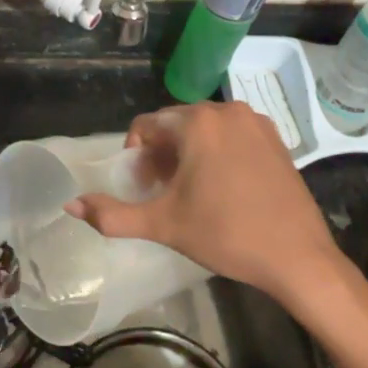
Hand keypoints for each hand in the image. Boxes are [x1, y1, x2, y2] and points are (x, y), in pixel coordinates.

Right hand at [63, 102, 350, 300]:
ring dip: (188, 154)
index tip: (143, 188)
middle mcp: (226, 111)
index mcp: (196, 123)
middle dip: (161, 154)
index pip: (146, 126)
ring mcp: (256, 123)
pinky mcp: (276, 139)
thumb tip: (70, 206)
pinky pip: (232, 136)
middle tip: (163, 192)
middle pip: (176, 124)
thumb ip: (112, 214)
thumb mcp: (163, 225)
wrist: (297, 256)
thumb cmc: (226, 234)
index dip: (136, 156)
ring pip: (204, 130)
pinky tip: (223, 189)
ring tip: (191, 192)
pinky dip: (218, 154)